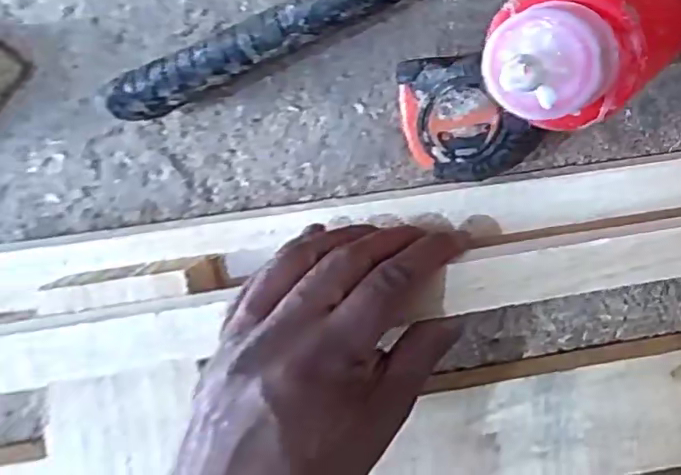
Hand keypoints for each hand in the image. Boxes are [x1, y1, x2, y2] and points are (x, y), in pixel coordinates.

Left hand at [174, 224, 466, 474]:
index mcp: (326, 354)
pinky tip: (313, 239)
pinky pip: (255, 288)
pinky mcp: (222, 350)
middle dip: (393, 237)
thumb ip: (420, 355)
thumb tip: (452, 315)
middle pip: (344, 260)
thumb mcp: (383, 415)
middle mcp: (280, 338)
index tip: (457, 241)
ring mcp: (243, 342)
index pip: (389, 278)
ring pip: (295, 263)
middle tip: (426, 234)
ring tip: (377, 231)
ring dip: (343, 237)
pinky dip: (289, 256)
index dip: (430, 251)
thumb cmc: (315, 468)